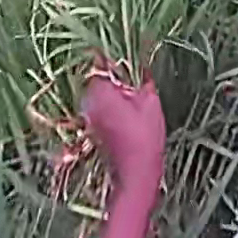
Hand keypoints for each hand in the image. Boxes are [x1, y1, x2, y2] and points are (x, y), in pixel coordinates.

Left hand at [82, 69, 165, 197]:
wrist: (135, 176)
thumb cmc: (144, 135)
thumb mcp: (149, 100)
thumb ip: (141, 77)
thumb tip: (139, 61)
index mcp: (99, 91)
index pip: (101, 64)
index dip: (117, 61)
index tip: (130, 63)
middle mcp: (87, 103)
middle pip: (100, 79)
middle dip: (117, 77)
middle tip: (136, 82)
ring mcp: (88, 118)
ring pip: (101, 94)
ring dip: (116, 92)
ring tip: (135, 99)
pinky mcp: (92, 130)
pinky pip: (101, 108)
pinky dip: (113, 106)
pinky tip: (130, 114)